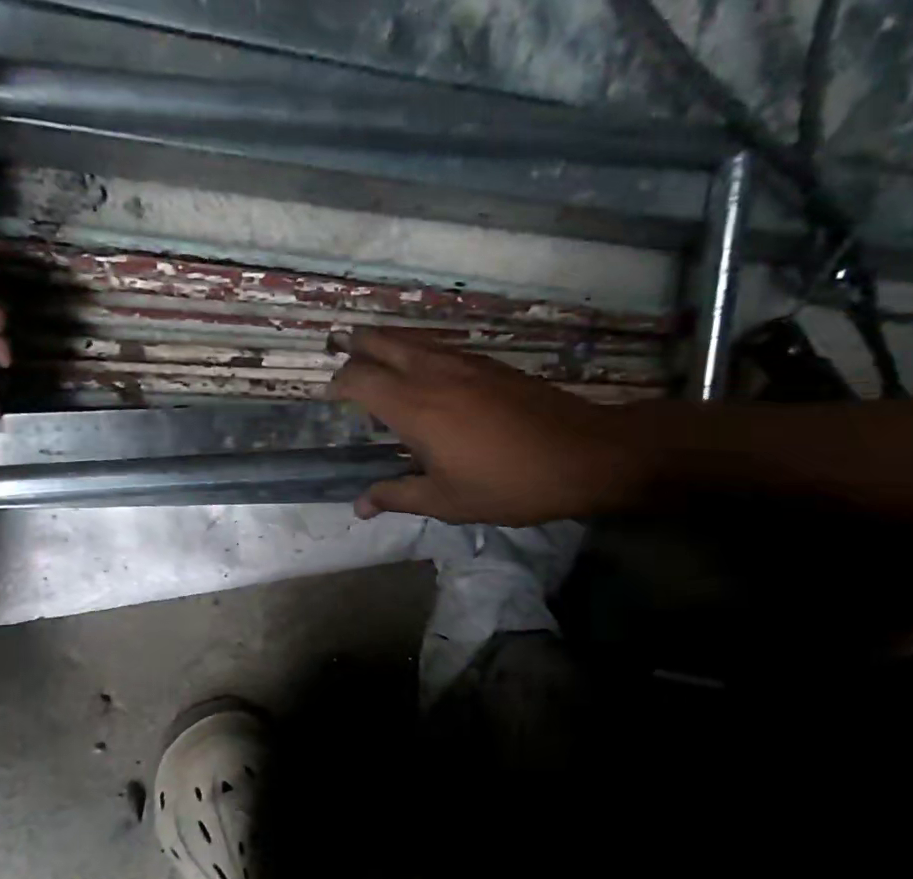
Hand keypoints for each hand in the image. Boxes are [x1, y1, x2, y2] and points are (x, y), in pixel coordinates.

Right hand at [327, 329, 642, 524]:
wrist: (583, 455)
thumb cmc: (507, 484)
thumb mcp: (446, 501)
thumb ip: (397, 496)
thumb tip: (359, 506)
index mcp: (414, 406)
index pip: (359, 378)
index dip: (338, 383)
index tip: (329, 395)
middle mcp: (433, 372)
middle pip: (381, 341)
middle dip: (355, 345)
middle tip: (339, 351)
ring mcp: (464, 361)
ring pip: (411, 338)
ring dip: (385, 342)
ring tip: (372, 354)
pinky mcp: (489, 363)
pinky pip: (438, 345)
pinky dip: (416, 350)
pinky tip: (422, 370)